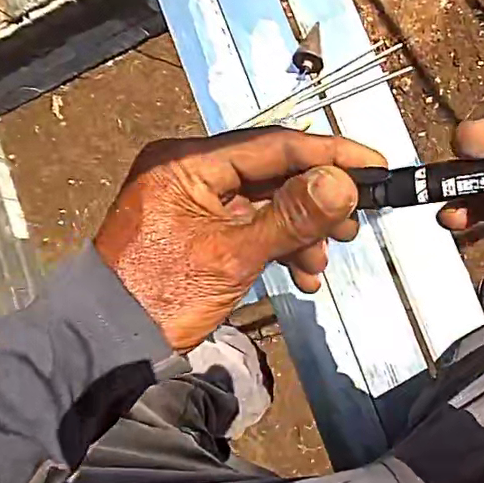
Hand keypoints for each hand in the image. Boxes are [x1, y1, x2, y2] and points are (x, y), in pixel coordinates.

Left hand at [95, 128, 384, 350]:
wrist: (110, 338)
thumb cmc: (158, 295)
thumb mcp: (232, 256)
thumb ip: (290, 217)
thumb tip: (342, 182)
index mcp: (185, 162)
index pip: (271, 145)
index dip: (327, 155)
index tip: (373, 164)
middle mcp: (186, 171)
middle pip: (269, 173)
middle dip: (313, 202)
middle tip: (352, 223)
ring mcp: (190, 200)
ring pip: (261, 203)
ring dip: (297, 231)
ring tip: (321, 262)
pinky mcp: (194, 227)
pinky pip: (244, 224)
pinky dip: (274, 245)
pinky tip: (302, 273)